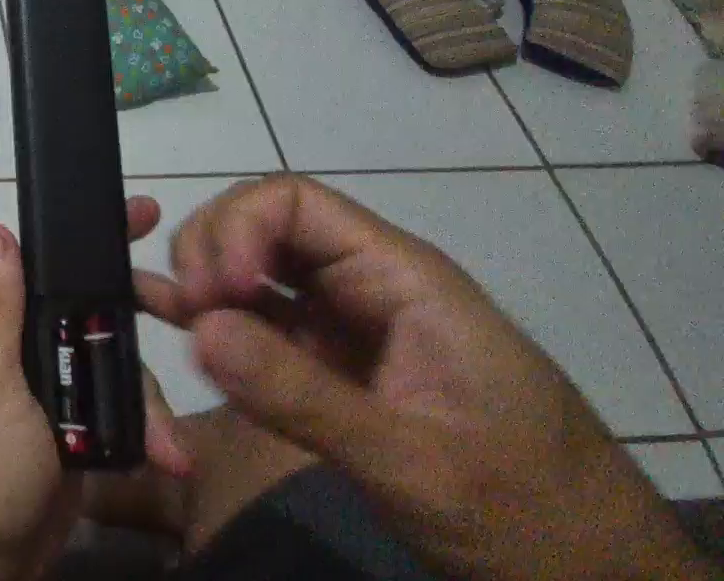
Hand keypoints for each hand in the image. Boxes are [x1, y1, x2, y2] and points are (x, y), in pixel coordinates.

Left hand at [0, 198, 188, 580]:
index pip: (36, 259)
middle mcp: (18, 338)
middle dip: (137, 311)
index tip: (143, 217)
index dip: (85, 235)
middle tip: (187, 309)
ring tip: (167, 447)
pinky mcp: (77, 416)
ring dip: (147, 398)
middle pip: (88, 302)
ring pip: (115, 355)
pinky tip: (166, 455)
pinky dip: (147, 425)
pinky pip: (123, 402)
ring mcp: (50, 377)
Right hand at [160, 174, 707, 580]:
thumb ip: (305, 395)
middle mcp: (361, 284)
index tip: (214, 291)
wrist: (588, 576)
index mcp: (400, 279)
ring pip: (248, 266)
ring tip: (172, 320)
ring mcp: (338, 322)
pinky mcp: (320, 360)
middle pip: (260, 223)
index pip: (295, 203)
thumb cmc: (526, 512)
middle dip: (210, 252)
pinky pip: (251, 320)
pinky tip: (158, 312)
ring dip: (199, 280)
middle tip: (189, 312)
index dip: (239, 228)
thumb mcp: (415, 461)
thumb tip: (200, 330)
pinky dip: (202, 313)